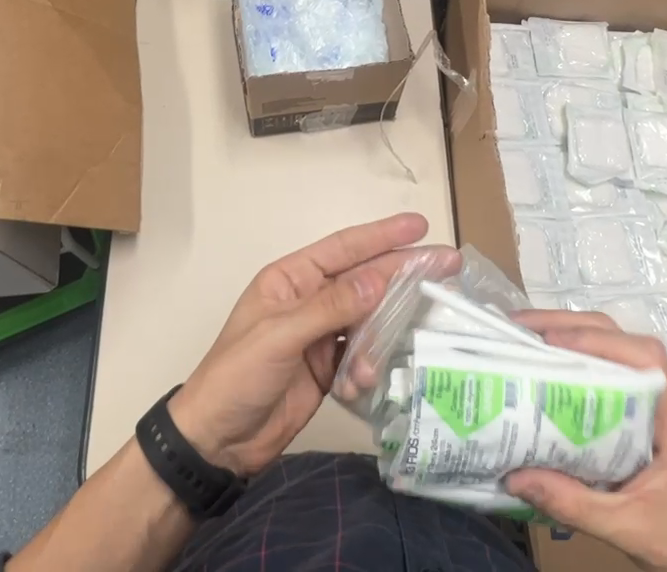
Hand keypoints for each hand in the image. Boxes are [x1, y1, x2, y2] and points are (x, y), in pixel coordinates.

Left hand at [168, 213, 458, 475]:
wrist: (217, 440)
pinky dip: (371, 364)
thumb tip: (377, 278)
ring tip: (420, 328)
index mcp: (290, 279)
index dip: (382, 235)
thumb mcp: (279, 336)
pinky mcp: (329, 369)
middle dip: (404, 272)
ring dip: (389, 327)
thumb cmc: (237, 376)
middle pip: (365, 279)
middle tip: (449, 265)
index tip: (420, 225)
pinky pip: (363, 356)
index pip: (343, 249)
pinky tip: (366, 378)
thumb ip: (330, 307)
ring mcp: (320, 336)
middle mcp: (309, 300)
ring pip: (369, 319)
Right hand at [503, 312, 666, 571]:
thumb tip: (513, 476)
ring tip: (526, 334)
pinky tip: (545, 361)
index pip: (645, 359)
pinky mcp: (637, 410)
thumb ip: (573, 503)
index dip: (598, 341)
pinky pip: (609, 368)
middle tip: (522, 327)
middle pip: (624, 340)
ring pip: (616, 347)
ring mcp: (652, 402)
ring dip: (572, 332)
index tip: (551, 342)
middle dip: (572, 325)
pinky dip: (576, 354)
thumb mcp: (626, 529)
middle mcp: (663, 400)